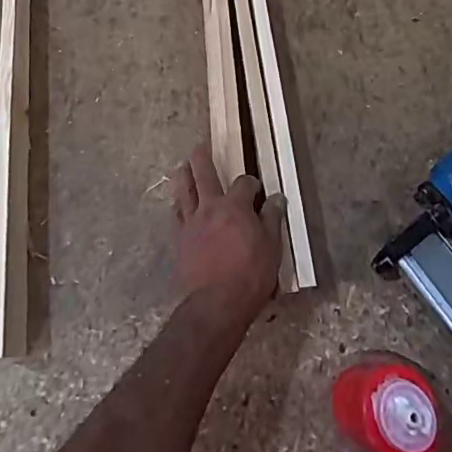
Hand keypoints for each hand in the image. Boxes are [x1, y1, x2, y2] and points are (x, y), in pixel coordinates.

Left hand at [170, 145, 284, 329]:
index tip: (256, 190)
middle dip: (202, 160)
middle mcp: (210, 208)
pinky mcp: (179, 240)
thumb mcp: (272, 247)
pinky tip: (177, 205)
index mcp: (235, 207)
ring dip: (184, 177)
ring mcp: (191, 223)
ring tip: (182, 168)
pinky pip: (176, 216)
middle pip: (204, 175)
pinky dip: (177, 206)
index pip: (243, 183)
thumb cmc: (250, 276)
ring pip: (184, 191)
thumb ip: (272, 220)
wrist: (216, 304)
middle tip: (198, 148)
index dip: (251, 183)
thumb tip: (276, 199)